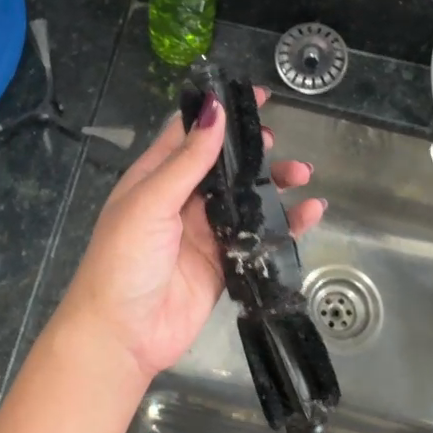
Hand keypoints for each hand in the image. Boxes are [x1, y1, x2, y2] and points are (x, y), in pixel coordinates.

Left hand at [55, 86, 325, 378]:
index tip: (254, 96)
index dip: (220, 113)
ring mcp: (204, 233)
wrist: (121, 335)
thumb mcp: (151, 202)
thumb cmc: (124, 260)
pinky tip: (311, 214)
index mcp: (156, 178)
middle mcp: (181, 201)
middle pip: (223, 166)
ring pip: (246, 199)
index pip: (191, 134)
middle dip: (252, 150)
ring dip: (274, 184)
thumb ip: (188, 160)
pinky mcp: (224, 264)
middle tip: (277, 140)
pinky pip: (258, 237)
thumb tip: (215, 109)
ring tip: (302, 174)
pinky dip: (286, 225)